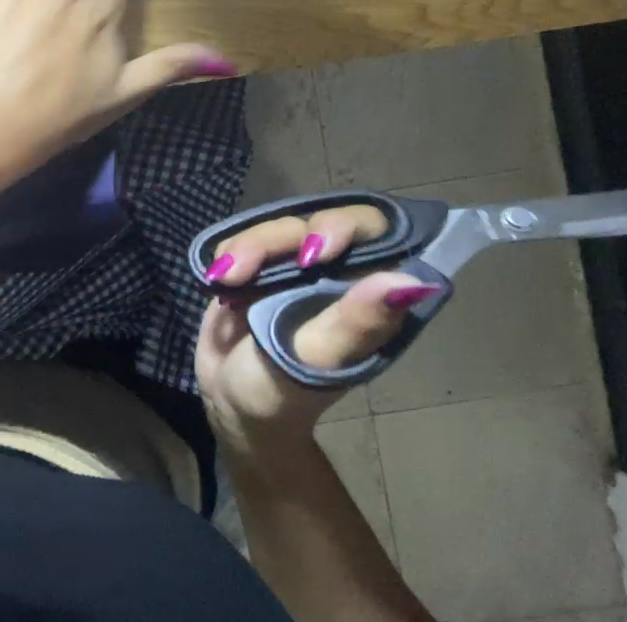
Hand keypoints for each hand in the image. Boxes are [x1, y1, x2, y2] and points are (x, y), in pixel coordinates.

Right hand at [194, 204, 445, 458]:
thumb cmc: (283, 394)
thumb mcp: (316, 360)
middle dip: (282, 235)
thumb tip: (410, 283)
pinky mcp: (254, 269)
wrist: (229, 405)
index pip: (377, 235)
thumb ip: (355, 322)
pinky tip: (216, 281)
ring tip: (226, 280)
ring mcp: (292, 269)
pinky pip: (241, 240)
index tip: (317, 249)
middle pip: (318, 221)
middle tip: (251, 264)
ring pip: (276, 228)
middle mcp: (336, 274)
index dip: (349, 227)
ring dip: (248, 247)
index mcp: (368, 294)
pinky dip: (227, 254)